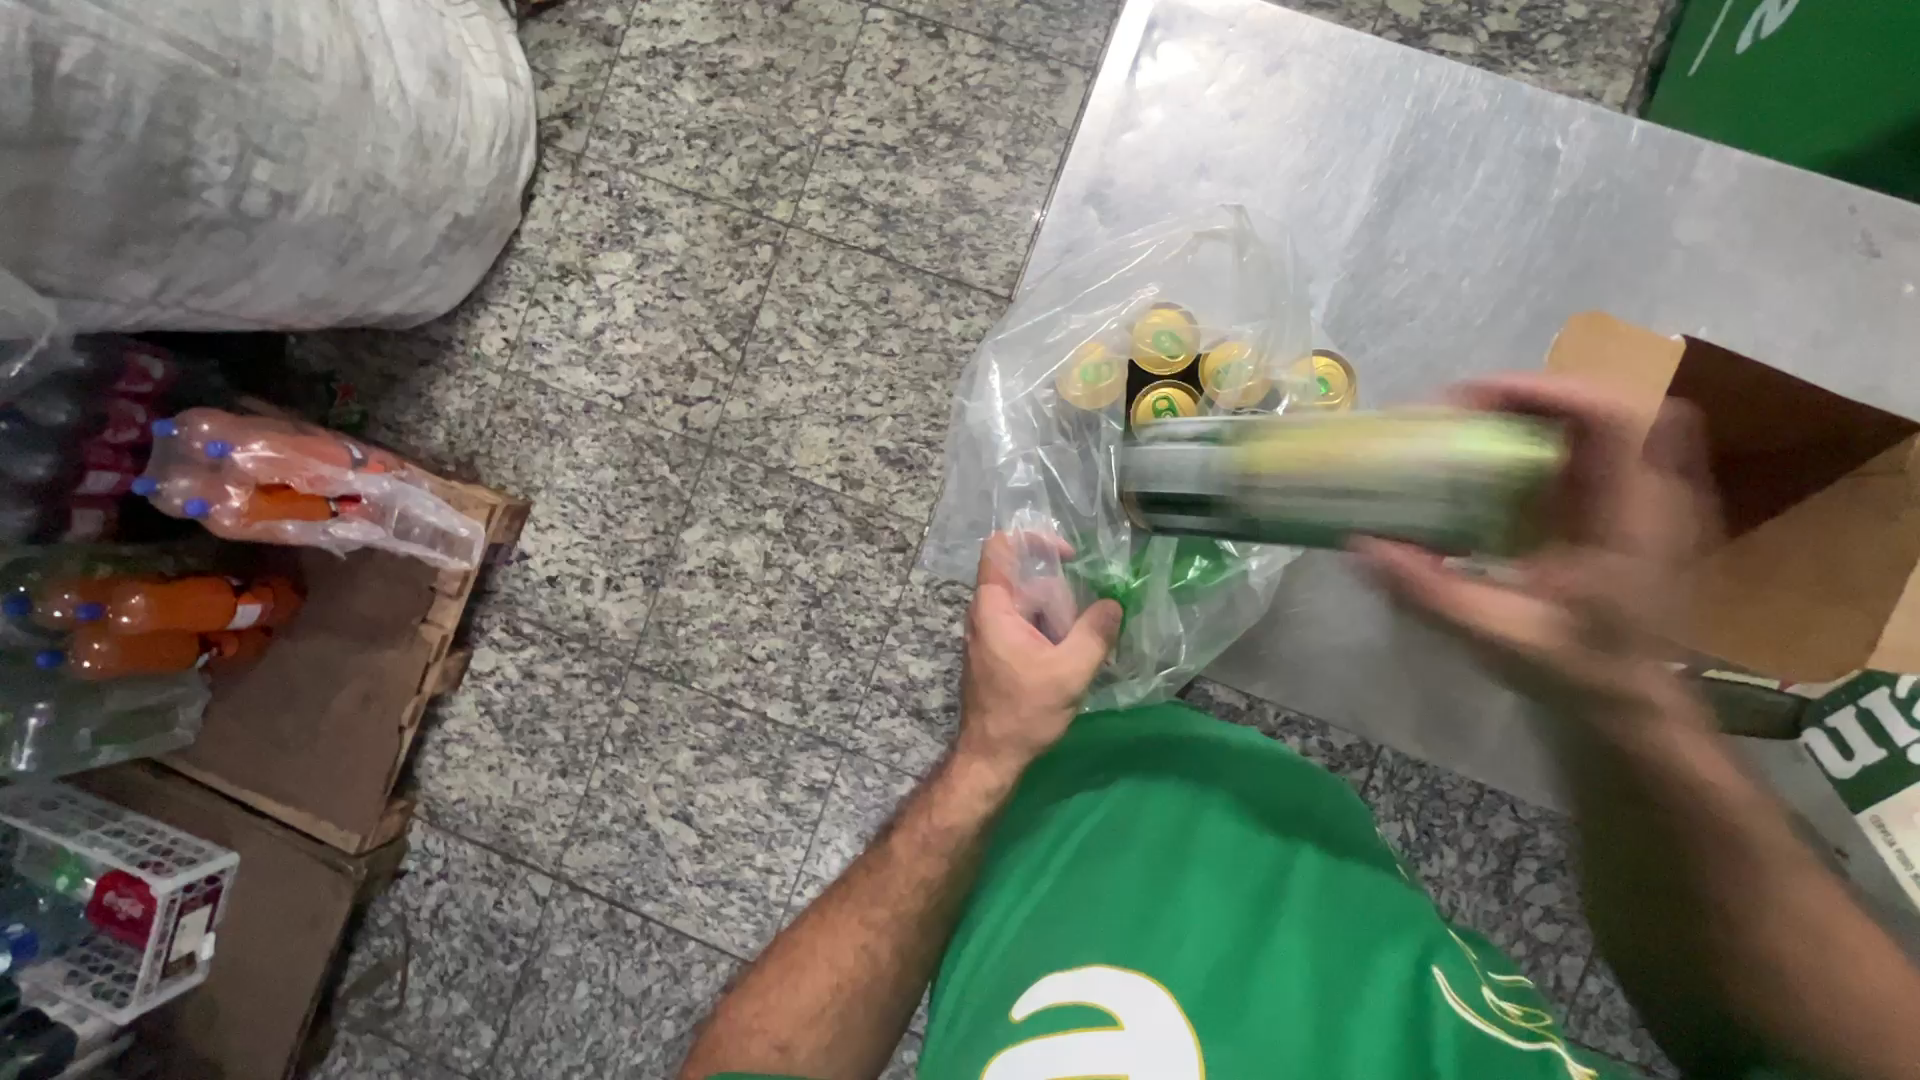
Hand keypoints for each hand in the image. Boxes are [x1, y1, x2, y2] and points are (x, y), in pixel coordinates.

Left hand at [955, 532, 1123, 774]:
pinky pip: (1027, 624)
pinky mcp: (998, 650)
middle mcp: (986, 612)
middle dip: (1060, 593)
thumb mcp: (1070, 672)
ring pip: (1030, 604)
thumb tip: (1113, 604)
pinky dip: (1050, 632)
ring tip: (1079, 646)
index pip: (1000, 547)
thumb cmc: (1023, 712)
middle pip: (1025, 578)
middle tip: (1083, 621)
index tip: (1068, 557)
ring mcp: (991, 632)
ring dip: (1058, 617)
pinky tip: (1070, 657)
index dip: (1034, 539)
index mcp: (993, 606)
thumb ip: (1094, 632)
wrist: (991, 756)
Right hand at [1355, 374, 1718, 724]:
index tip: (1473, 396)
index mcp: (1632, 520)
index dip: (1547, 391)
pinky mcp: (1626, 512)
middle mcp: (1650, 497)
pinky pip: (1593, 451)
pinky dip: (1545, 440)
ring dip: (1540, 414)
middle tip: (1464, 411)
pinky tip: (1499, 465)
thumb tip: (1360, 545)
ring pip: (1606, 423)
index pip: (1615, 419)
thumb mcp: (1496, 635)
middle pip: (1610, 406)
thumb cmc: (1576, 672)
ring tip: (1474, 427)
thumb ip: (1429, 592)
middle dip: (1535, 396)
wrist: (1632, 707)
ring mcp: (1646, 502)